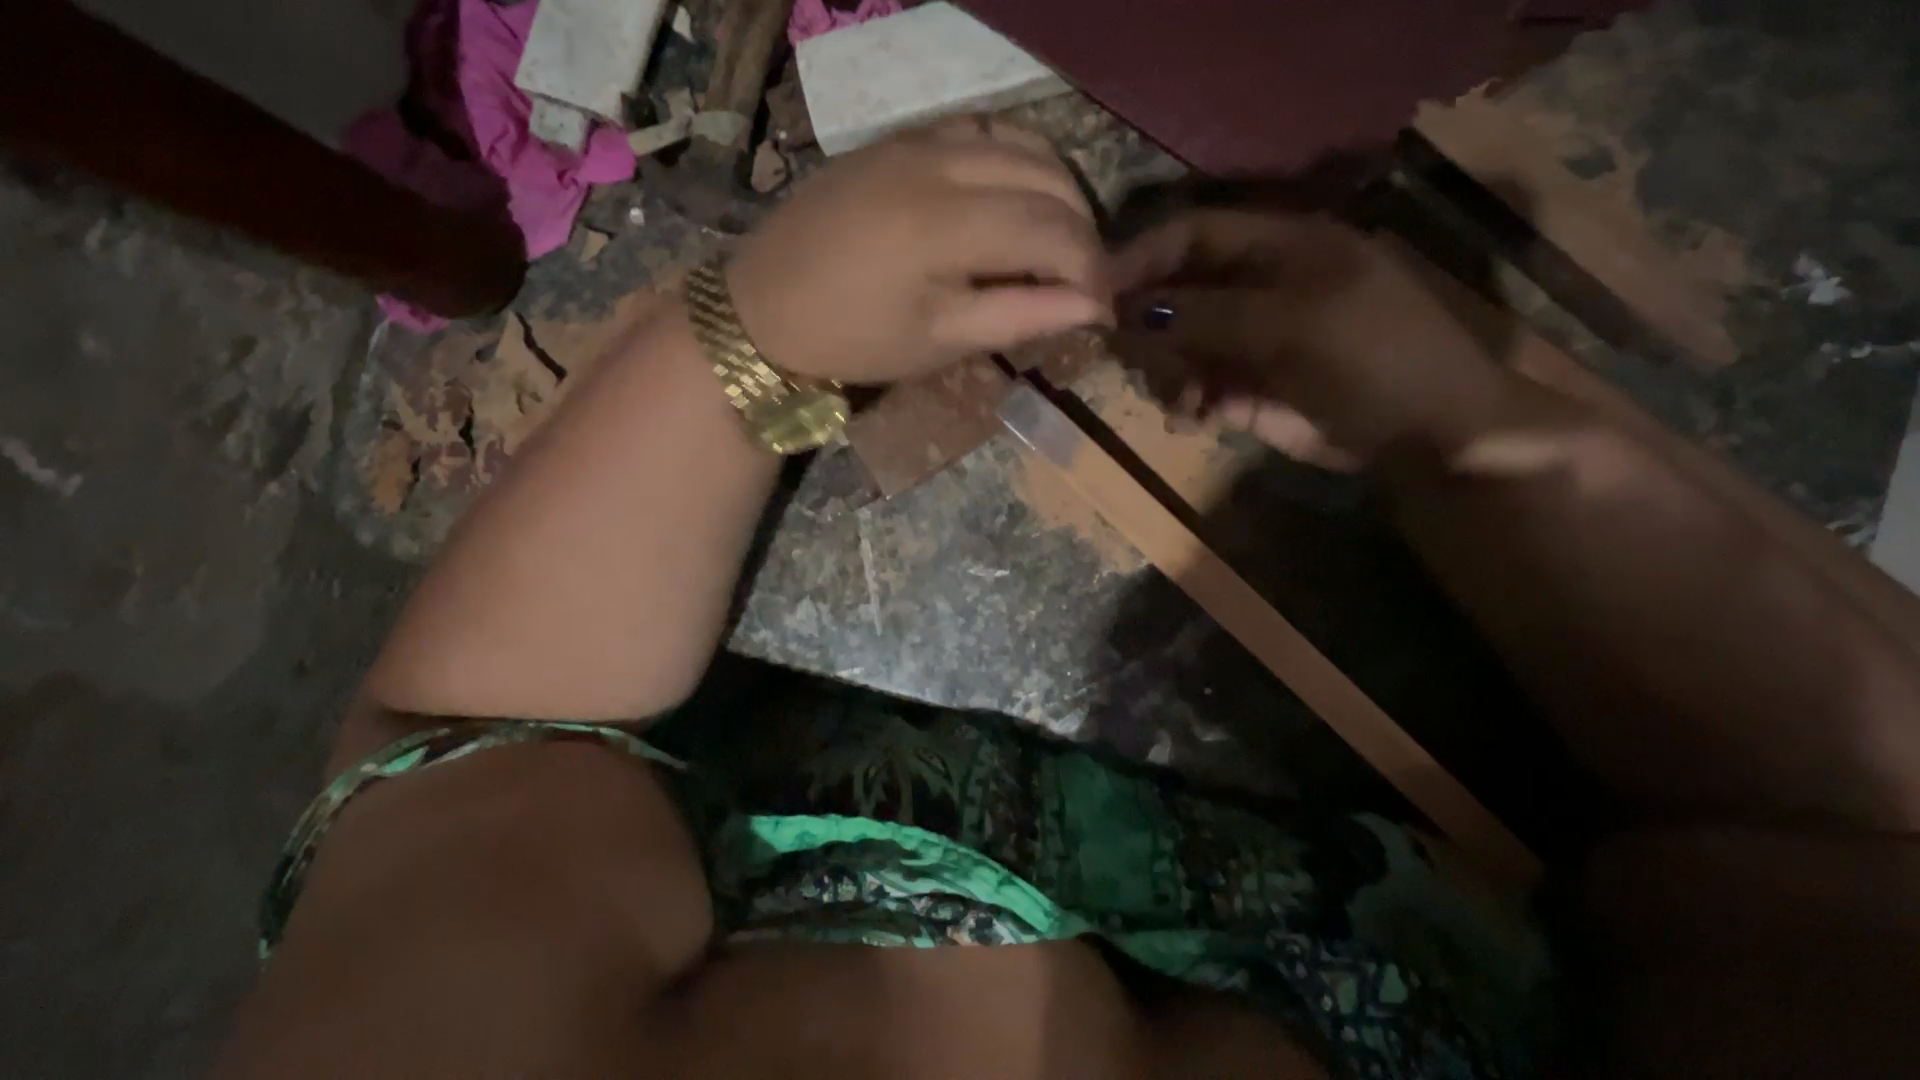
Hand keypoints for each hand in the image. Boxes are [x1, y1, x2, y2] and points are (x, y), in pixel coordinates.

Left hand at [725, 116, 1111, 384]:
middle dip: (1083, 234)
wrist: (762, 307)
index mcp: (944, 226)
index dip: (1092, 271)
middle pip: (1049, 182)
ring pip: (1025, 146)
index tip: (1103, 310)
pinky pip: (985, 131)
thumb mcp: (939, 341)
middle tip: (1085, 283)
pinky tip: (1020, 198)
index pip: (1053, 231)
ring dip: (1059, 192)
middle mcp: (939, 164)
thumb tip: (1094, 307)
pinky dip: (1019, 161)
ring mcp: (918, 141)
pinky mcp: (903, 137)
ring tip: (1060, 244)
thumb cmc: (851, 340)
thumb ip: (1020, 316)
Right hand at [1108, 209, 1515, 466]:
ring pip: (1181, 345)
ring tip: (1182, 401)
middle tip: (1129, 358)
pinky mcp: (1251, 390)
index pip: (1194, 233)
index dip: (1144, 257)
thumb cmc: (1374, 359)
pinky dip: (1187, 402)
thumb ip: (1209, 313)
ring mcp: (1254, 341)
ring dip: (1168, 371)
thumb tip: (1130, 311)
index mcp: (1282, 246)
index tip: (1097, 294)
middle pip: (1178, 290)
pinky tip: (1193, 419)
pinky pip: (1198, 387)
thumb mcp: (1293, 324)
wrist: (1431, 436)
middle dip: (1151, 325)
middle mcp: (1260, 287)